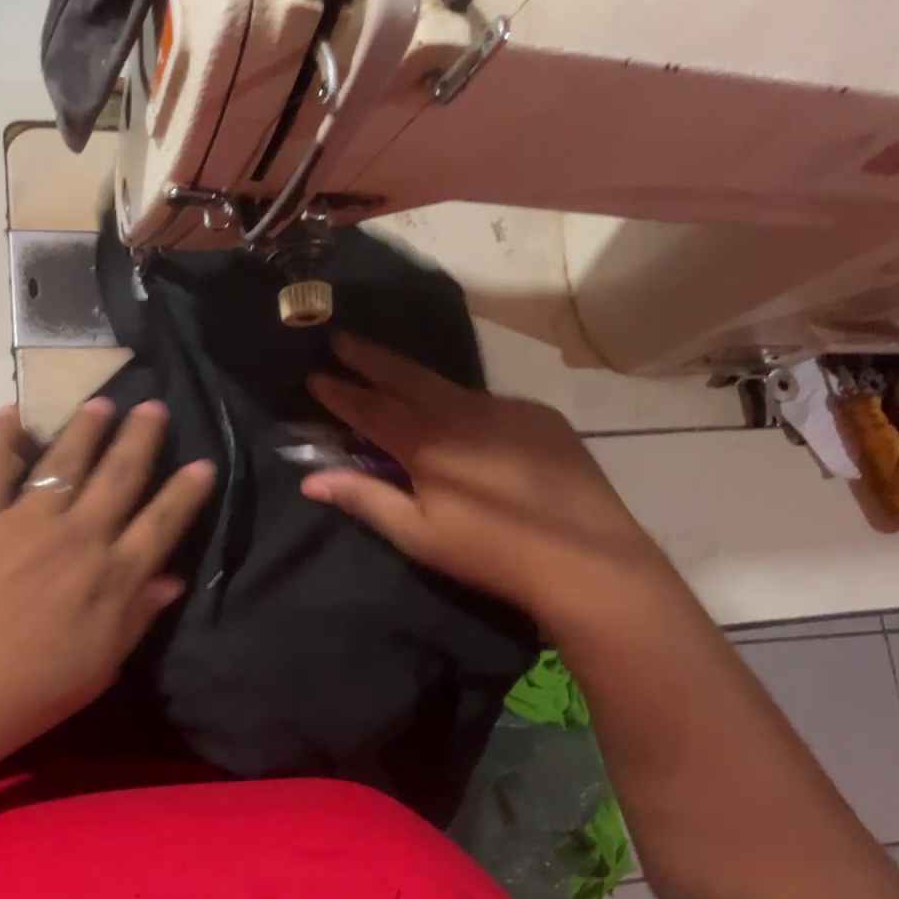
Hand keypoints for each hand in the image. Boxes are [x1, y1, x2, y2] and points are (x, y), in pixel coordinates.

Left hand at [0, 399, 214, 751]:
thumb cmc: (36, 689)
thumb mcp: (103, 664)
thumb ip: (137, 615)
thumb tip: (171, 579)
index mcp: (112, 576)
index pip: (161, 523)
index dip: (185, 493)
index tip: (203, 464)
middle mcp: (77, 536)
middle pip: (118, 477)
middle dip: (140, 439)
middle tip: (153, 406)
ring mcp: (27, 521)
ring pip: (64, 461)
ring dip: (85, 427)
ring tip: (101, 402)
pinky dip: (1, 438)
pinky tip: (10, 412)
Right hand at [300, 335, 669, 623]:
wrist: (587, 559)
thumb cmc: (490, 553)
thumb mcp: (417, 535)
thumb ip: (365, 499)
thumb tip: (310, 480)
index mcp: (427, 442)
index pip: (371, 408)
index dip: (340, 392)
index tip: (315, 374)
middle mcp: (464, 413)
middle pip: (407, 377)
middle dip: (371, 358)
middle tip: (343, 338)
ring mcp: (507, 410)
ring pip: (449, 386)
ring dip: (414, 378)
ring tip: (395, 375)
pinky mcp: (541, 418)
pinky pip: (489, 404)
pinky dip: (463, 406)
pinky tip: (466, 424)